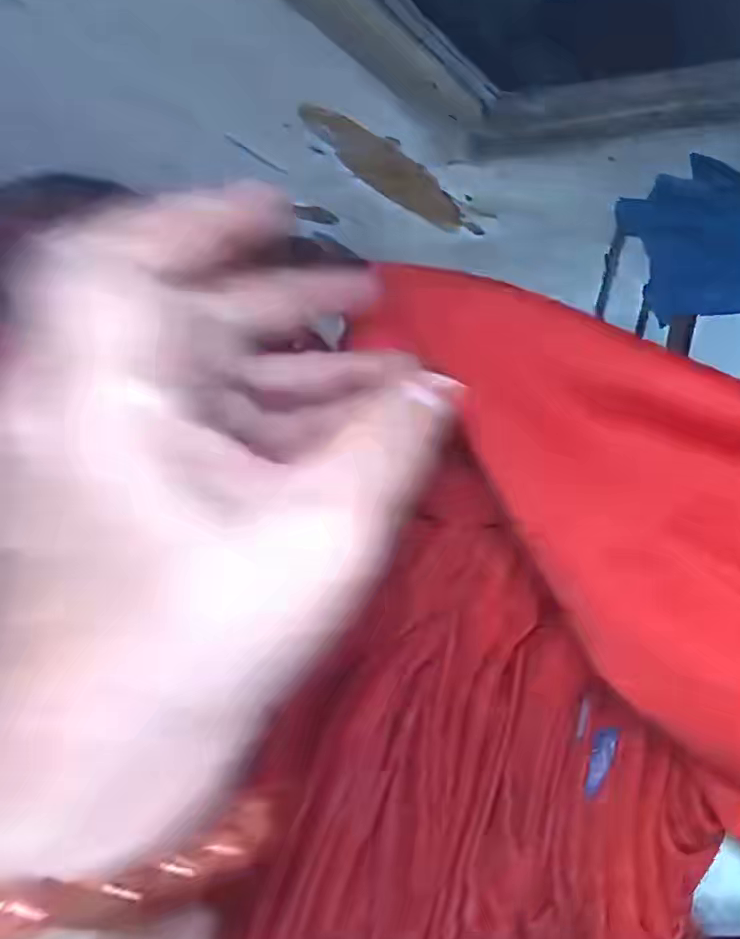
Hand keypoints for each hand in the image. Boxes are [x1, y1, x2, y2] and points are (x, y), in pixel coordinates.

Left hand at [0, 186, 453, 874]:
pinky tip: (376, 424)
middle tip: (376, 293)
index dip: (199, 220)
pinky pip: (234, 424)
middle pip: (188, 319)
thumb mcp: (331, 518)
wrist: (118, 735)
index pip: (121, 265)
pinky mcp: (152, 494)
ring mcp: (124, 455)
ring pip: (222, 375)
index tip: (283, 203)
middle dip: (290, 298)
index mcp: (107, 399)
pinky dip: (306, 413)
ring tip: (405, 368)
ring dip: (317, 365)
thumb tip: (441, 384)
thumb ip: (396, 435)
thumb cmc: (215, 618)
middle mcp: (99, 409)